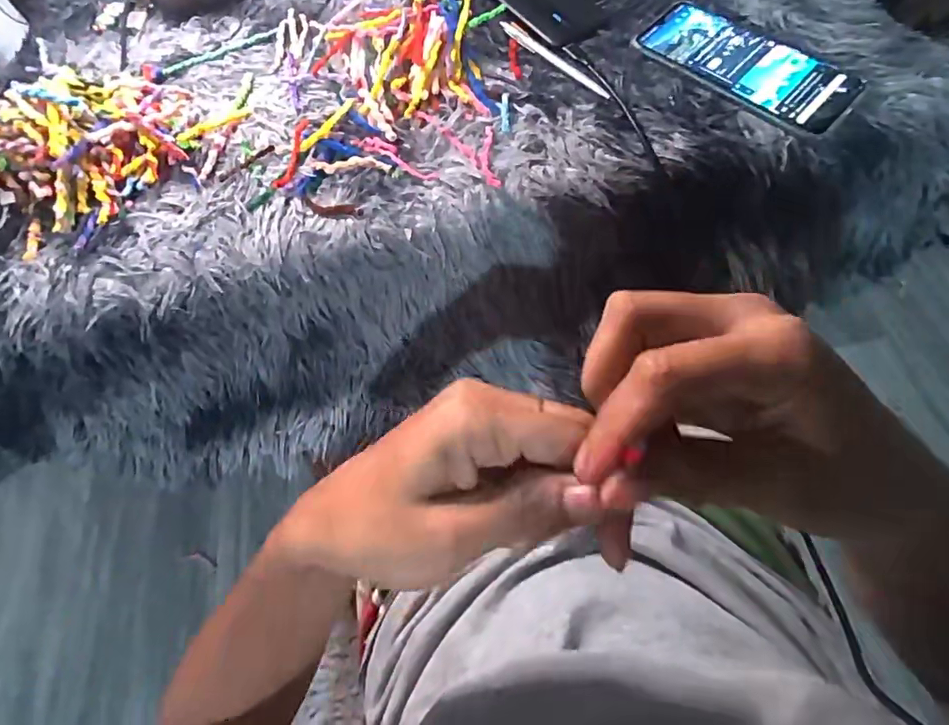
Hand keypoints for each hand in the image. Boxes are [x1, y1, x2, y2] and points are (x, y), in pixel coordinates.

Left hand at [273, 380, 604, 588]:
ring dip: (576, 491)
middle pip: (567, 432)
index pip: (569, 430)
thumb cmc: (379, 534)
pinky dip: (549, 488)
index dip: (608, 473)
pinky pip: (532, 452)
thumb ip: (527, 510)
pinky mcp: (477, 431)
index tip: (623, 534)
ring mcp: (480, 411)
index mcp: (477, 412)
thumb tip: (600, 494)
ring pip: (555, 443)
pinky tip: (550, 521)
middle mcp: (485, 398)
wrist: (325, 528)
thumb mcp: (453, 537)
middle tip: (612, 551)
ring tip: (590, 544)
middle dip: (596, 485)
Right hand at [573, 292, 948, 567]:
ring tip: (623, 452)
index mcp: (772, 348)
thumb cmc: (851, 488)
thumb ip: (683, 476)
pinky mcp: (708, 335)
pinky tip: (638, 440)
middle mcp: (739, 313)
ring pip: (630, 326)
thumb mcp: (772, 490)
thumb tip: (604, 486)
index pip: (663, 368)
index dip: (617, 419)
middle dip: (602, 379)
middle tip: (606, 447)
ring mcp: (722, 318)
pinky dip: (627, 393)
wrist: (895, 481)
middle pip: (633, 315)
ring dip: (610, 387)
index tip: (590, 476)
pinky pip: (645, 347)